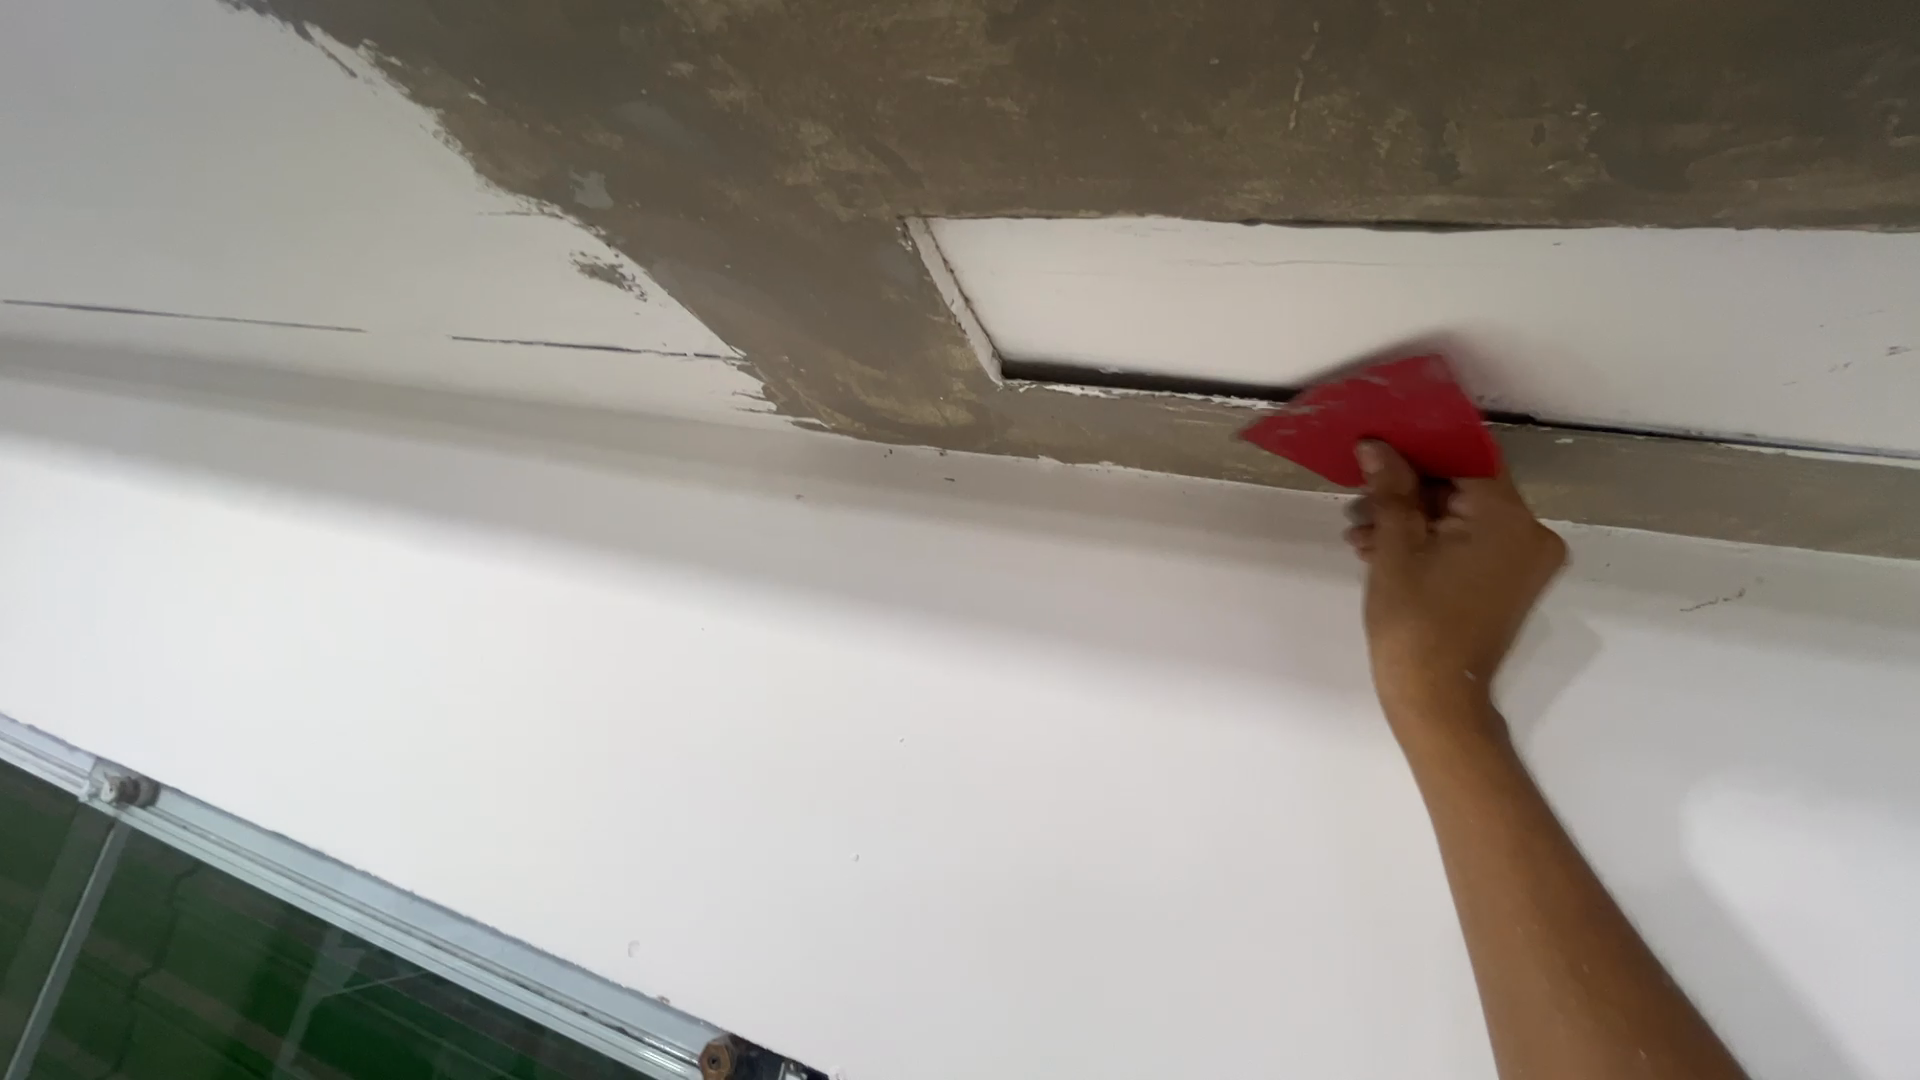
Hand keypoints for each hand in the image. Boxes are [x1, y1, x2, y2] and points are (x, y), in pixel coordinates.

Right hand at [1345, 441, 1566, 729]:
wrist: (1435, 694)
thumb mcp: (1395, 547)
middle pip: (1465, 488)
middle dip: (1409, 491)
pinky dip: (1431, 541)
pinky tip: (1384, 552)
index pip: (1467, 459)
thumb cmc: (1413, 619)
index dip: (1420, 449)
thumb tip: (1377, 445)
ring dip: (1413, 519)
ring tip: (1363, 536)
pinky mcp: (1510, 580)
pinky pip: (1470, 541)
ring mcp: (1524, 560)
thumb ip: (1391, 490)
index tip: (1377, 450)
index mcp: (1510, 519)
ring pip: (1462, 516)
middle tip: (1359, 502)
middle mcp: (1531, 533)